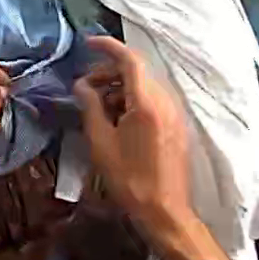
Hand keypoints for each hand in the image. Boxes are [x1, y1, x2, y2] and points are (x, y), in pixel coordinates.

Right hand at [73, 35, 195, 242]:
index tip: (88, 44)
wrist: (166, 215)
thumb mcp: (101, 142)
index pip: (129, 59)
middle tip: (86, 87)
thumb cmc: (129, 180)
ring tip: (98, 106)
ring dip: (119, 87)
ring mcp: (174, 114)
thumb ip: (90, 106)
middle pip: (136, 71)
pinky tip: (116, 119)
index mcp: (146, 102)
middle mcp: (165, 101)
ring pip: (144, 85)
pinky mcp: (176, 126)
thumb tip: (82, 85)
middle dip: (108, 72)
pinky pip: (153, 100)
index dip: (108, 46)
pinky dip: (132, 100)